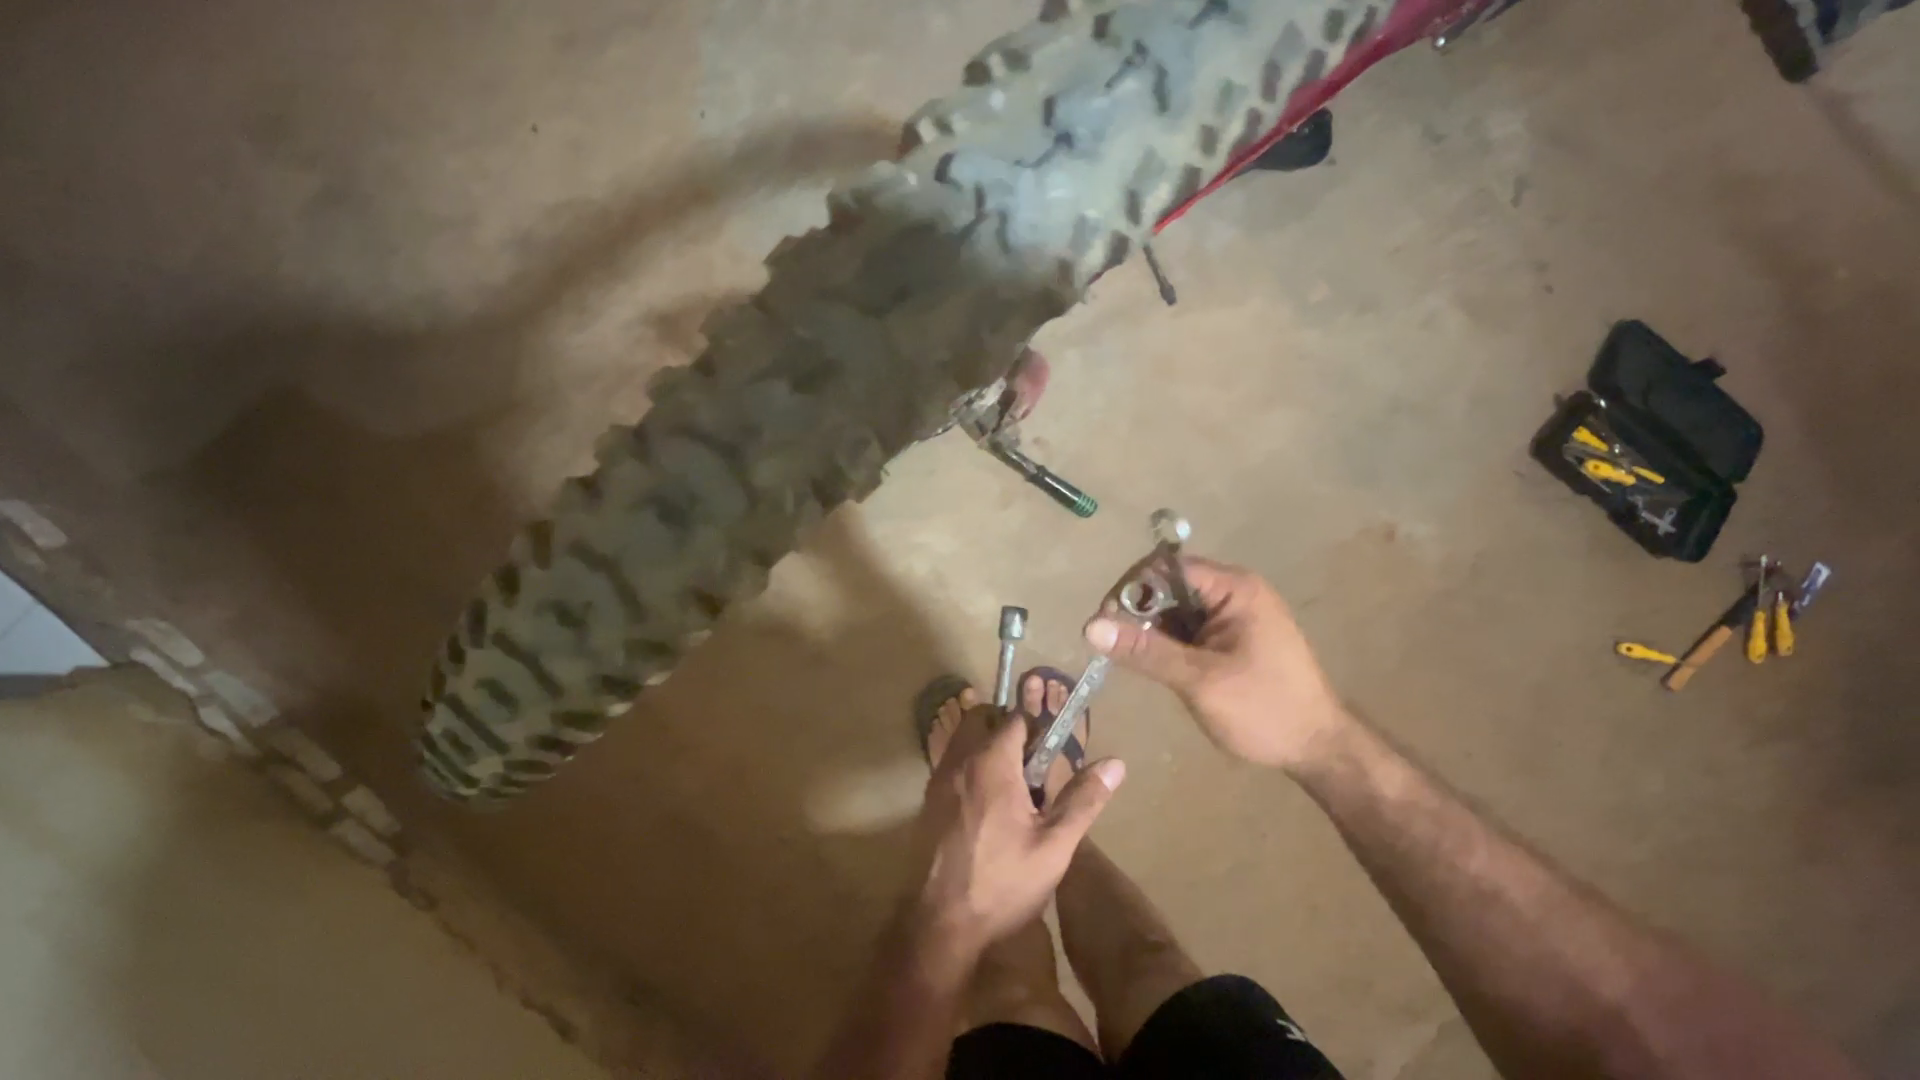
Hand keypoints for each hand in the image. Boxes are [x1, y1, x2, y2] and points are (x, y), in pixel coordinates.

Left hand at [911, 704, 1124, 956]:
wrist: (942, 923)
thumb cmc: (1003, 883)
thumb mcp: (1054, 846)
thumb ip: (1083, 800)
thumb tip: (1115, 763)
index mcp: (992, 763)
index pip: (1015, 719)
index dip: (1038, 728)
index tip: (1054, 751)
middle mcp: (959, 762)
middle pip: (983, 721)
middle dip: (1008, 730)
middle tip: (1034, 766)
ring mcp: (938, 782)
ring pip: (963, 742)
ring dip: (987, 749)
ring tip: (1014, 789)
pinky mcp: (927, 803)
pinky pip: (951, 767)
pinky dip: (971, 770)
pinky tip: (989, 809)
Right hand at [1084, 557, 1347, 771]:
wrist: (1319, 749)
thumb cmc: (1264, 710)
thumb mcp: (1199, 680)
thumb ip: (1145, 650)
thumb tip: (1090, 625)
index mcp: (1235, 588)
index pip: (1168, 567)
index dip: (1132, 589)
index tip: (1106, 622)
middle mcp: (1236, 593)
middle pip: (1170, 586)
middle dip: (1140, 612)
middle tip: (1115, 648)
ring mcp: (1237, 617)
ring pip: (1177, 610)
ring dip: (1153, 631)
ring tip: (1134, 662)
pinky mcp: (1235, 640)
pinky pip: (1191, 630)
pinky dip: (1170, 644)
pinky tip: (1158, 668)